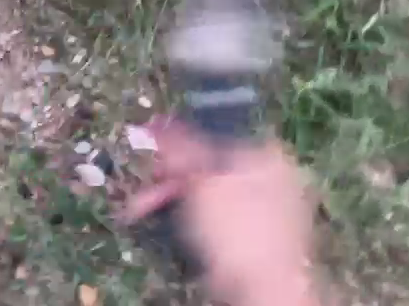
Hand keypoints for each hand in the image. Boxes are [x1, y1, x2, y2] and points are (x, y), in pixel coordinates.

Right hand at [124, 121, 320, 305]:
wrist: (259, 290)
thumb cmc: (235, 227)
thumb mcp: (200, 178)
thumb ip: (179, 145)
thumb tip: (159, 119)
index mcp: (266, 158)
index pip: (218, 127)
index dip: (182, 126)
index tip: (154, 132)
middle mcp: (267, 177)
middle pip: (206, 157)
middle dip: (170, 167)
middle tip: (150, 173)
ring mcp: (259, 205)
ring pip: (202, 184)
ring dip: (168, 190)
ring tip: (141, 203)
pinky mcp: (247, 229)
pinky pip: (208, 206)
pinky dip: (182, 208)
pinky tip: (155, 214)